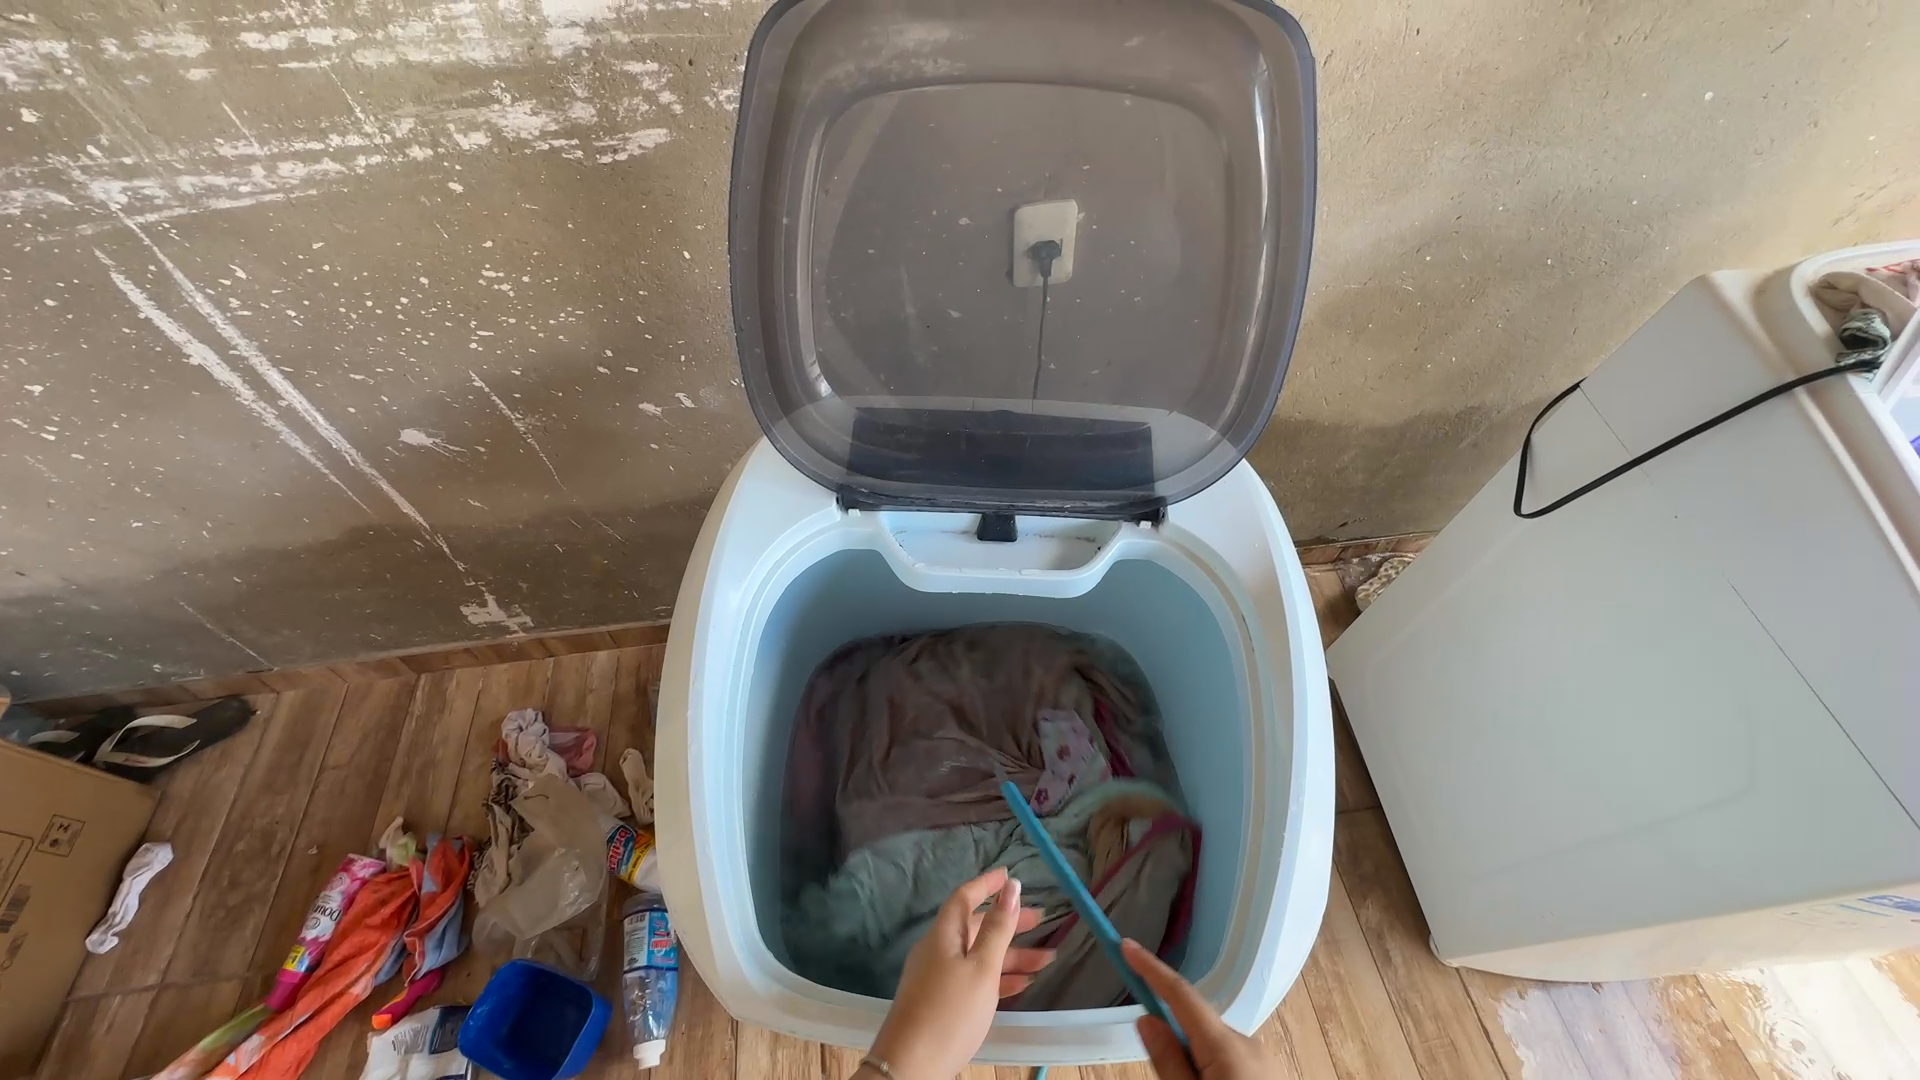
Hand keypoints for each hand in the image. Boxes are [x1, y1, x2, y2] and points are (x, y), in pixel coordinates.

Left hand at [866, 867, 1054, 1079]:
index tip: (1009, 874)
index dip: (987, 884)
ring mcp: (939, 976)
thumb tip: (1012, 886)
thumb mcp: (981, 968)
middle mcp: (939, 949)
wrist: (910, 1069)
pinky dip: (998, 977)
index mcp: (944, 934)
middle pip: (976, 926)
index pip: (965, 897)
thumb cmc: (949, 1011)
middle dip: (1008, 922)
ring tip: (1047, 958)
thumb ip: (999, 928)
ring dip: (1011, 955)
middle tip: (1041, 919)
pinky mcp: (943, 1001)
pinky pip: (975, 978)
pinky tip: (1024, 983)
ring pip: (980, 955)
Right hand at [1124, 938, 1280, 1079]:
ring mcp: (1264, 1061)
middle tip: (1163, 1077)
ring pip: (1212, 1046)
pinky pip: (1230, 1062)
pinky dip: (1211, 1072)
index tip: (1125, 944)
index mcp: (1227, 1046)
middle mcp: (1249, 1044)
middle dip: (1172, 1037)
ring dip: (1193, 1062)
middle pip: (1195, 1024)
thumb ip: (1168, 1062)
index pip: (1181, 993)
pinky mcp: (1271, 1077)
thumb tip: (1147, 1019)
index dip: (1151, 968)